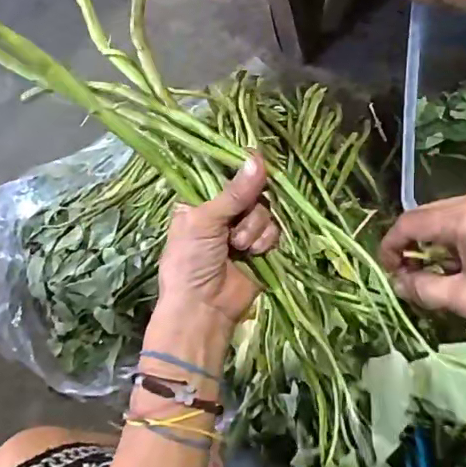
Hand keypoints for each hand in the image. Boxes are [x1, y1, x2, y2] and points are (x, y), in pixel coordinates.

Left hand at [156, 152, 278, 326]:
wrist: (204, 309)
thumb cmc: (190, 262)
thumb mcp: (205, 221)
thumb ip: (234, 192)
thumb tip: (258, 157)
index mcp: (200, 201)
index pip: (225, 173)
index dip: (241, 169)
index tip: (256, 161)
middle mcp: (223, 211)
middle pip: (252, 190)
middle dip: (248, 207)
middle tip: (235, 226)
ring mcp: (243, 228)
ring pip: (265, 209)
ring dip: (255, 227)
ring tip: (239, 247)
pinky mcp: (262, 246)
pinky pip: (275, 229)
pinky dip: (266, 240)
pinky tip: (255, 253)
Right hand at [377, 187, 465, 337]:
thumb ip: (424, 288)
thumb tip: (398, 283)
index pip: (409, 223)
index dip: (390, 248)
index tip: (388, 274)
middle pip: (426, 216)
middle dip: (412, 246)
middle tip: (408, 278)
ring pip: (445, 218)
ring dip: (433, 244)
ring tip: (436, 277)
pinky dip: (454, 240)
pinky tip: (461, 265)